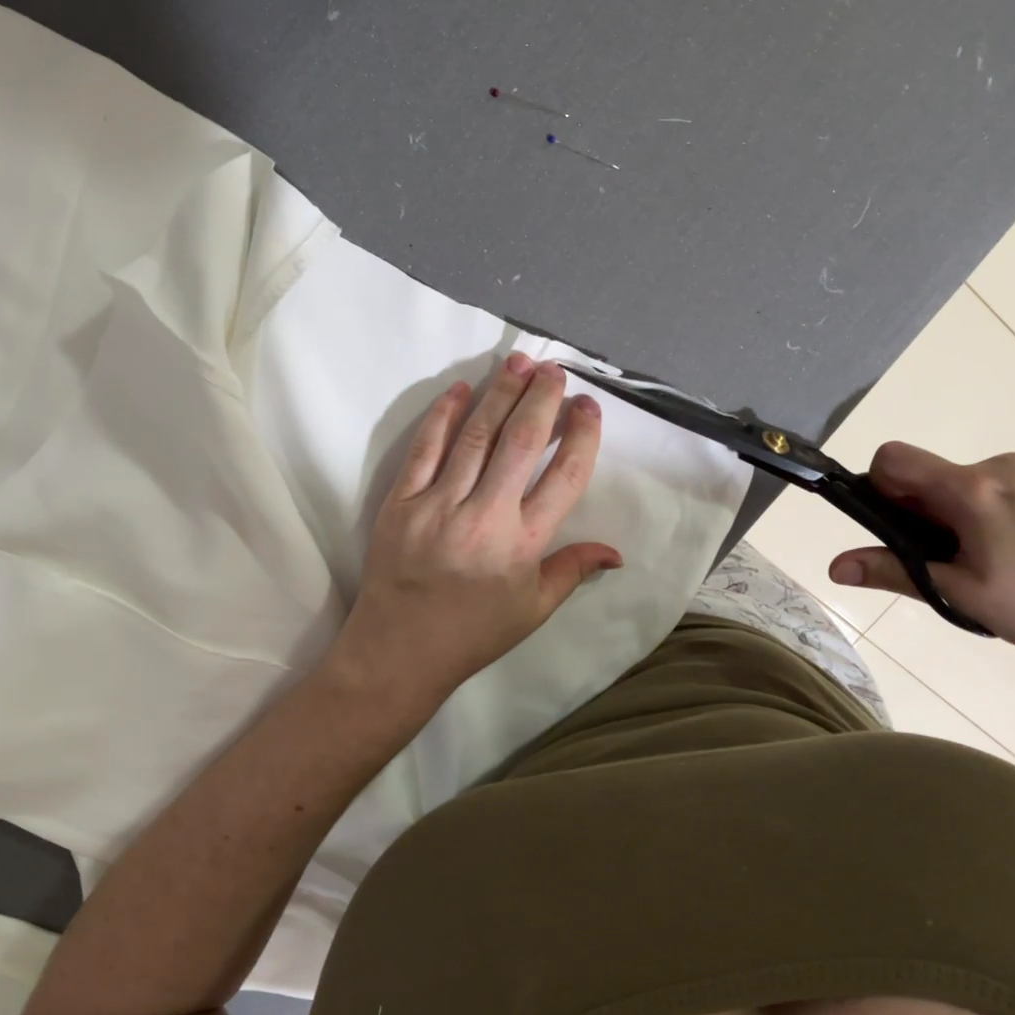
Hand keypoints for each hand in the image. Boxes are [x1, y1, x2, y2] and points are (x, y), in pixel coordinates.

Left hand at [326, 354, 621, 709]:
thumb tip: (615, 552)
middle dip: (541, 398)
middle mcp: (485, 517)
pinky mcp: (400, 502)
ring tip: (518, 363)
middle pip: (520, 442)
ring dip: (499, 394)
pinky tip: (460, 390)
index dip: (580, 435)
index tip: (588, 406)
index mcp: (523, 545)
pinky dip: (443, 416)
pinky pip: (424, 449)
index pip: (563, 476)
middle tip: (554, 369)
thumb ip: (571, 571)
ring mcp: (438, 505)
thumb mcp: (532, 611)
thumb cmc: (472, 634)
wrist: (399, 651)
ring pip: (476, 436)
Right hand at [828, 442, 1014, 667]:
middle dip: (922, 514)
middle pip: (931, 476)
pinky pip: (1003, 489)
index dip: (879, 489)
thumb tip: (835, 566)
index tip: (897, 531)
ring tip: (991, 567)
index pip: (893, 459)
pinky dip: (992, 515)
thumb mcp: (963, 596)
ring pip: (967, 485)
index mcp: (971, 489)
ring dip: (958, 517)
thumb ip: (895, 573)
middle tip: (947, 564)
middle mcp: (1001, 466)